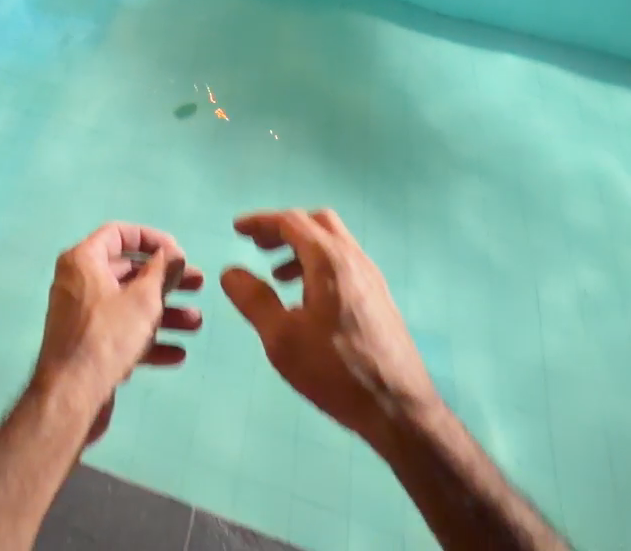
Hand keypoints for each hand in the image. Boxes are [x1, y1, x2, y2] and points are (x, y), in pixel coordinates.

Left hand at [31, 222, 204, 438]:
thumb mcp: (143, 299)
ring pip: (128, 305)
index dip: (151, 239)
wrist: (71, 396)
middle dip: (166, 280)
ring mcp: (82, 316)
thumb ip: (162, 271)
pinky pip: (121, 333)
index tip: (178, 253)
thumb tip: (173, 252)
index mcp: (83, 260)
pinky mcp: (88, 346)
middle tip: (198, 285)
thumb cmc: (108, 336)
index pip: (119, 234)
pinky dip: (147, 339)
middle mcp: (78, 282)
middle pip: (128, 271)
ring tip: (196, 324)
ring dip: (164, 313)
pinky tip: (177, 354)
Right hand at [221, 209, 441, 447]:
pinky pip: (344, 263)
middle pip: (317, 223)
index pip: (292, 222)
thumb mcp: (281, 339)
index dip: (261, 221)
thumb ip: (253, 300)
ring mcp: (372, 279)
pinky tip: (306, 299)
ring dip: (302, 247)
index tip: (237, 230)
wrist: (399, 410)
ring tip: (277, 275)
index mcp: (330, 261)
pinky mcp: (379, 299)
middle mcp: (354, 260)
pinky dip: (319, 264)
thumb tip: (231, 272)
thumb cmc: (335, 371)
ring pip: (334, 243)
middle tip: (259, 246)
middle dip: (284, 229)